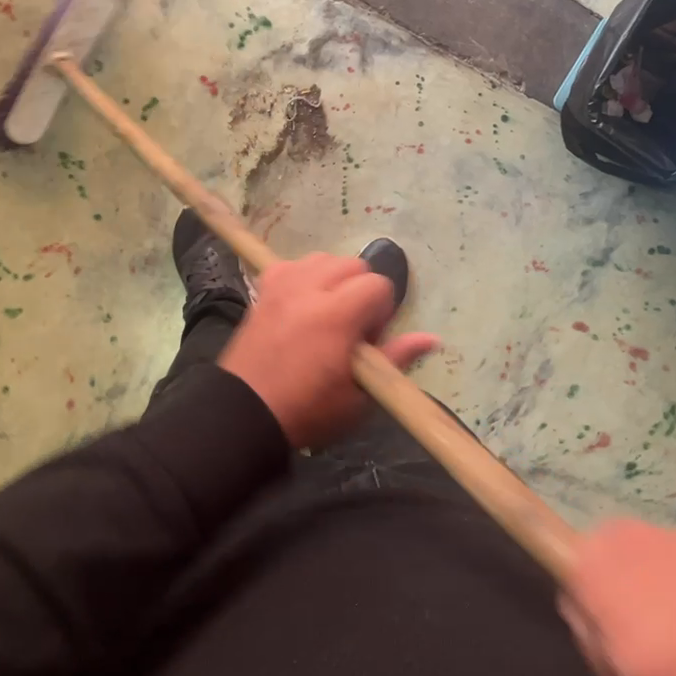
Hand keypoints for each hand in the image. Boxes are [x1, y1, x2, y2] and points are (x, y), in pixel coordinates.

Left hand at [218, 253, 437, 448]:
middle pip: (354, 265)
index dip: (381, 311)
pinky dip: (304, 277)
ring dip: (334, 280)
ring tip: (328, 313)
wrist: (243, 415)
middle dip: (361, 291)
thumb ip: (395, 358)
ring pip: (324, 259)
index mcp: (336, 316)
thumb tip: (432, 339)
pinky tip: (303, 304)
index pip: (378, 285)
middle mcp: (309, 290)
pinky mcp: (264, 290)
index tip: (369, 340)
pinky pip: (293, 264)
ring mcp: (283, 286)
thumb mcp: (359, 395)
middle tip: (351, 328)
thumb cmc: (307, 411)